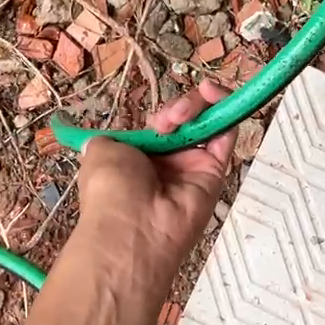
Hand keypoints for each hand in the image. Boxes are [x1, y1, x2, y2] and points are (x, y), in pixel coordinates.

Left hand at [68, 82, 234, 286]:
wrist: (133, 228)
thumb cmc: (111, 189)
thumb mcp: (99, 153)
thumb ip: (107, 139)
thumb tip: (101, 140)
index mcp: (142, 157)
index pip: (162, 123)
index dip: (162, 113)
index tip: (154, 121)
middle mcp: (170, 161)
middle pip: (188, 119)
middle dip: (181, 107)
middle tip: (169, 119)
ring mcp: (195, 165)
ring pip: (207, 122)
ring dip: (200, 104)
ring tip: (183, 114)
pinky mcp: (216, 169)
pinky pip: (226, 135)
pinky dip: (224, 111)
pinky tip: (214, 96)